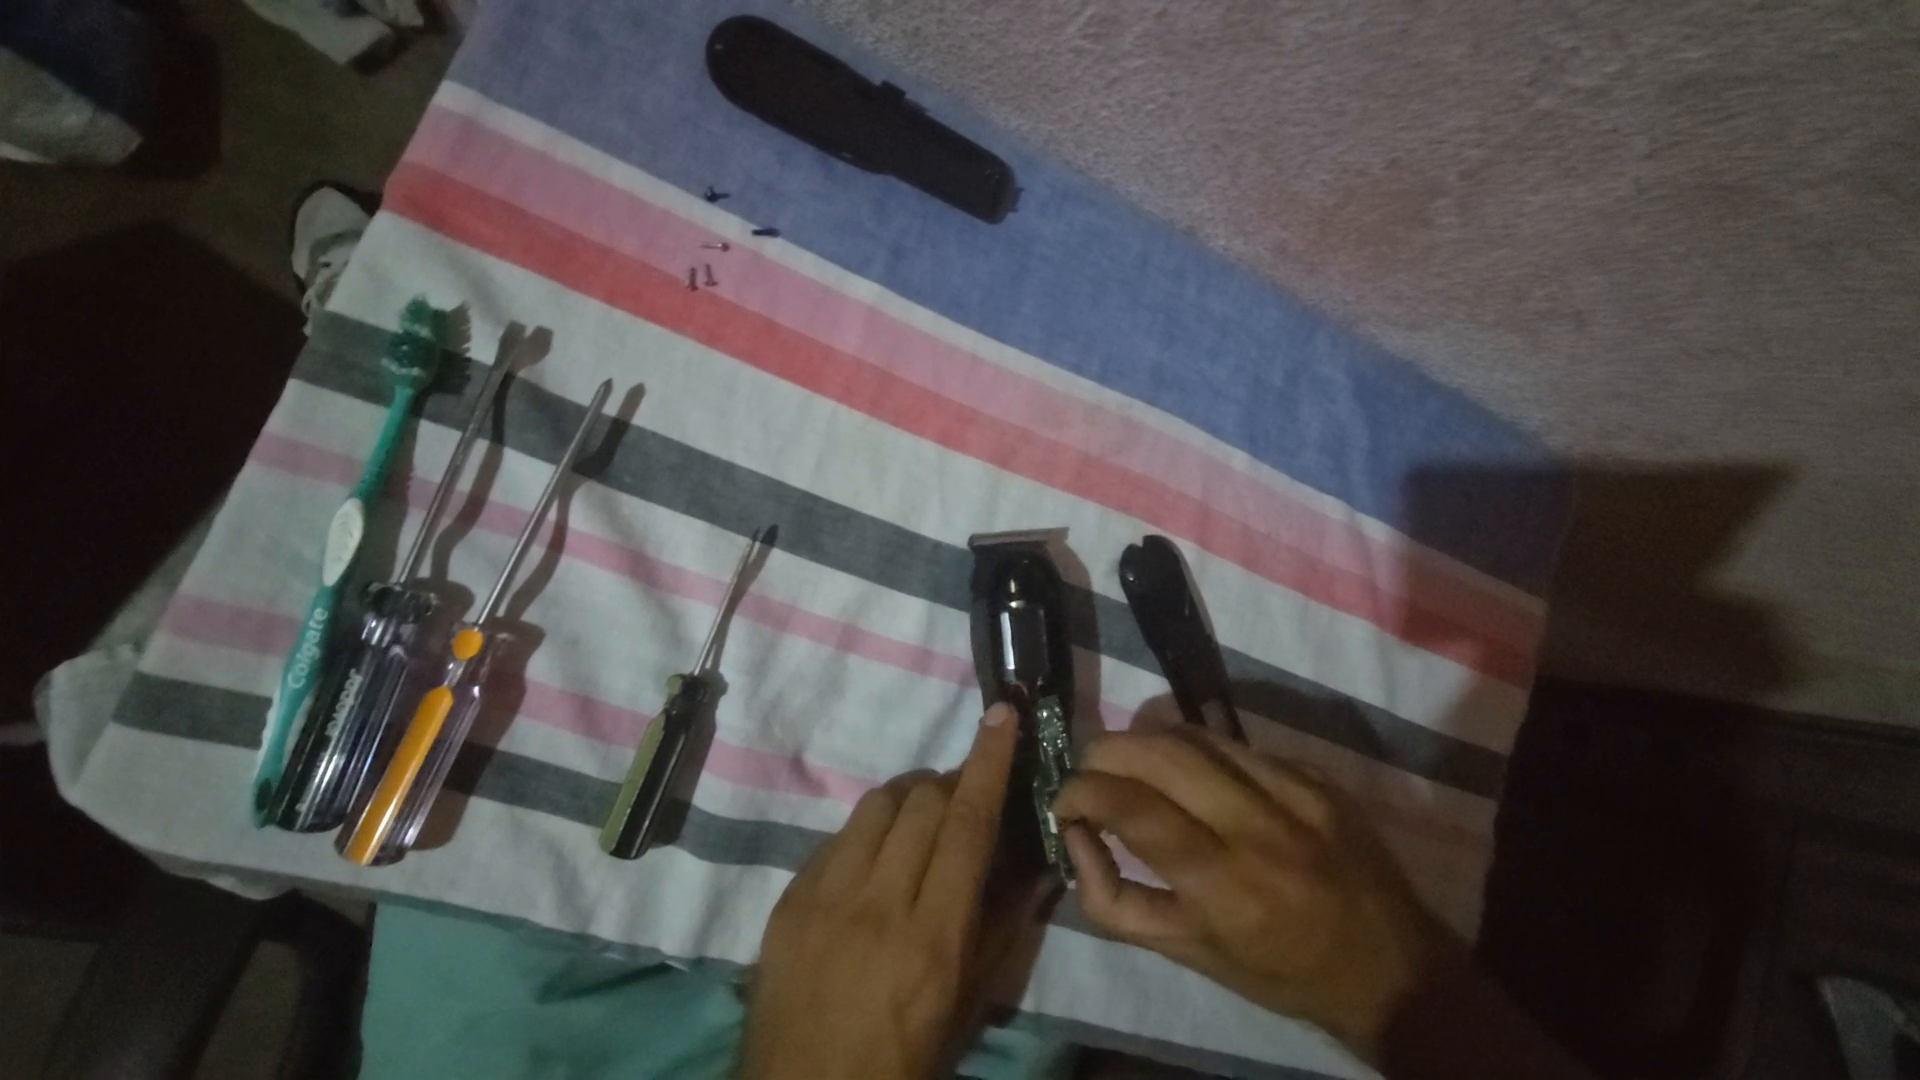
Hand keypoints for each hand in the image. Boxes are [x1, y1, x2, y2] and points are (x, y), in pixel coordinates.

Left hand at [739, 704, 1036, 1079]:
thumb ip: (1001, 927)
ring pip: (875, 806)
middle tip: (963, 799)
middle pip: (921, 802)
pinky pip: (836, 837)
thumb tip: (1036, 866)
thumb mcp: (966, 1004)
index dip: (987, 763)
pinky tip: (872, 860)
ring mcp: (824, 897)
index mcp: (932, 937)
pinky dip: (866, 833)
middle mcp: (877, 904)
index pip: (967, 825)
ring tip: (919, 820)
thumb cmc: (903, 1057)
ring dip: (908, 799)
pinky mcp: (788, 899)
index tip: (999, 716)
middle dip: (950, 784)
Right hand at [1053, 728, 1454, 1061]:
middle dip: (1104, 752)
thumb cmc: (1277, 972)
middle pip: (1159, 752)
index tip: (1065, 802)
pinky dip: (1195, 752)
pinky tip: (1190, 776)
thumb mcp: (1185, 953)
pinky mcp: (1316, 775)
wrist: (1393, 968)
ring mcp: (1295, 791)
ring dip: (1145, 743)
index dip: (1082, 792)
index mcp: (1225, 886)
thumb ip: (1114, 898)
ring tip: (1129, 765)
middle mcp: (1260, 827)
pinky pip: (1234, 745)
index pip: (1133, 808)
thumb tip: (1077, 835)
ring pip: (1194, 735)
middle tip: (1089, 773)